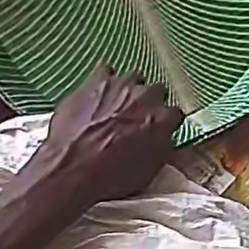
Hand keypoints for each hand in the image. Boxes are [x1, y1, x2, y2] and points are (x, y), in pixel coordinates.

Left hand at [21, 65, 182, 215]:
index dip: (163, 123)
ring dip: (126, 90)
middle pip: (155, 92)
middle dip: (146, 104)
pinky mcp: (97, 79)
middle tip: (132, 120)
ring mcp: (122, 85)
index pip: (173, 115)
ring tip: (112, 107)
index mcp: (162, 120)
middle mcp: (147, 97)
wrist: (74, 167)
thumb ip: (161, 150)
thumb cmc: (110, 177)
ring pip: (132, 79)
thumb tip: (164, 140)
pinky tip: (95, 95)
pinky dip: (102, 81)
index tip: (154, 130)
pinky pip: (105, 71)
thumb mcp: (146, 174)